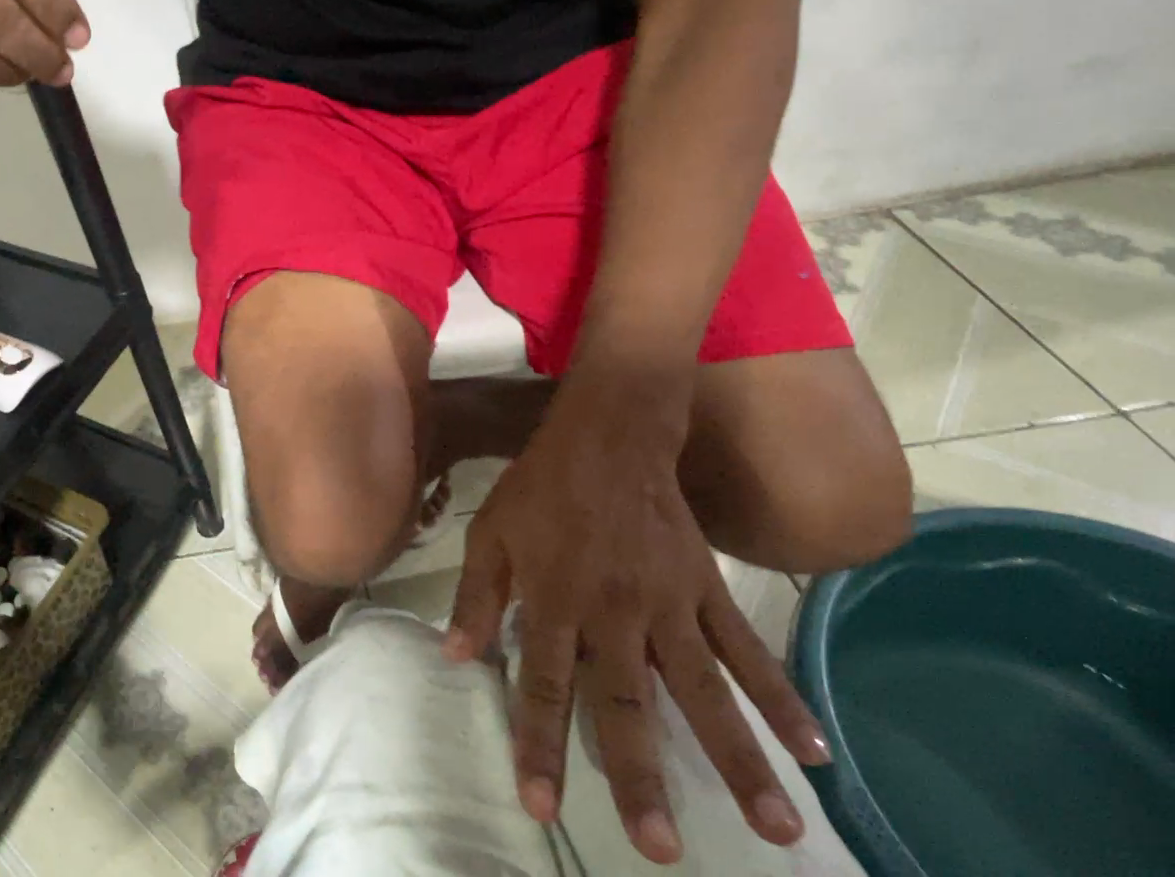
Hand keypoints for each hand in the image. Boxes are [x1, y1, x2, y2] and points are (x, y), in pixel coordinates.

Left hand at [444, 366, 829, 863]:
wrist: (609, 435)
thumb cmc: (539, 488)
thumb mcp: (489, 535)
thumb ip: (476, 598)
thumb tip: (453, 658)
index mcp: (554, 601)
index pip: (546, 686)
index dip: (539, 745)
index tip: (541, 805)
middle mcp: (614, 614)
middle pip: (629, 705)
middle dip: (642, 778)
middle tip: (661, 850)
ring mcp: (670, 604)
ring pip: (706, 692)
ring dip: (739, 760)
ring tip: (777, 829)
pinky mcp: (709, 589)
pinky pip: (747, 650)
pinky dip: (781, 698)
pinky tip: (816, 750)